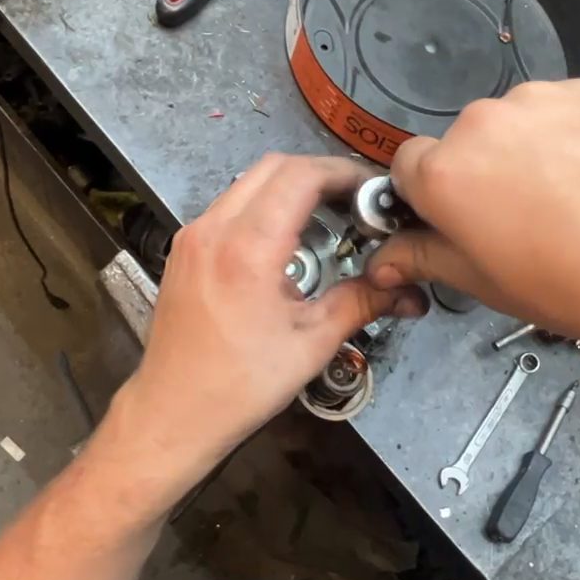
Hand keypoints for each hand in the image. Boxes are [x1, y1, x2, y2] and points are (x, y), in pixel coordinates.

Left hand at [103, 155, 428, 489]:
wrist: (173, 412)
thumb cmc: (240, 385)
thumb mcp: (311, 344)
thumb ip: (361, 302)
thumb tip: (406, 289)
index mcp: (247, 248)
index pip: (300, 176)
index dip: (342, 174)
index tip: (370, 191)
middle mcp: (213, 229)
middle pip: (272, 168)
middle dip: (318, 175)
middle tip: (353, 203)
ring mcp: (192, 237)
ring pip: (247, 184)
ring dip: (288, 189)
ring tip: (324, 222)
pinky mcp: (183, 250)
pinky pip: (228, 207)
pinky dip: (261, 208)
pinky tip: (285, 243)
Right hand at [366, 80, 579, 351]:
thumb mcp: (492, 286)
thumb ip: (426, 260)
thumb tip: (384, 258)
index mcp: (446, 174)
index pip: (404, 169)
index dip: (426, 201)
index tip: (455, 226)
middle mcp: (484, 122)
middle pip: (459, 146)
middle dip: (476, 180)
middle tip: (520, 226)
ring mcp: (541, 98)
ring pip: (509, 128)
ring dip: (521, 157)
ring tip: (571, 203)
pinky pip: (555, 113)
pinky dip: (564, 140)